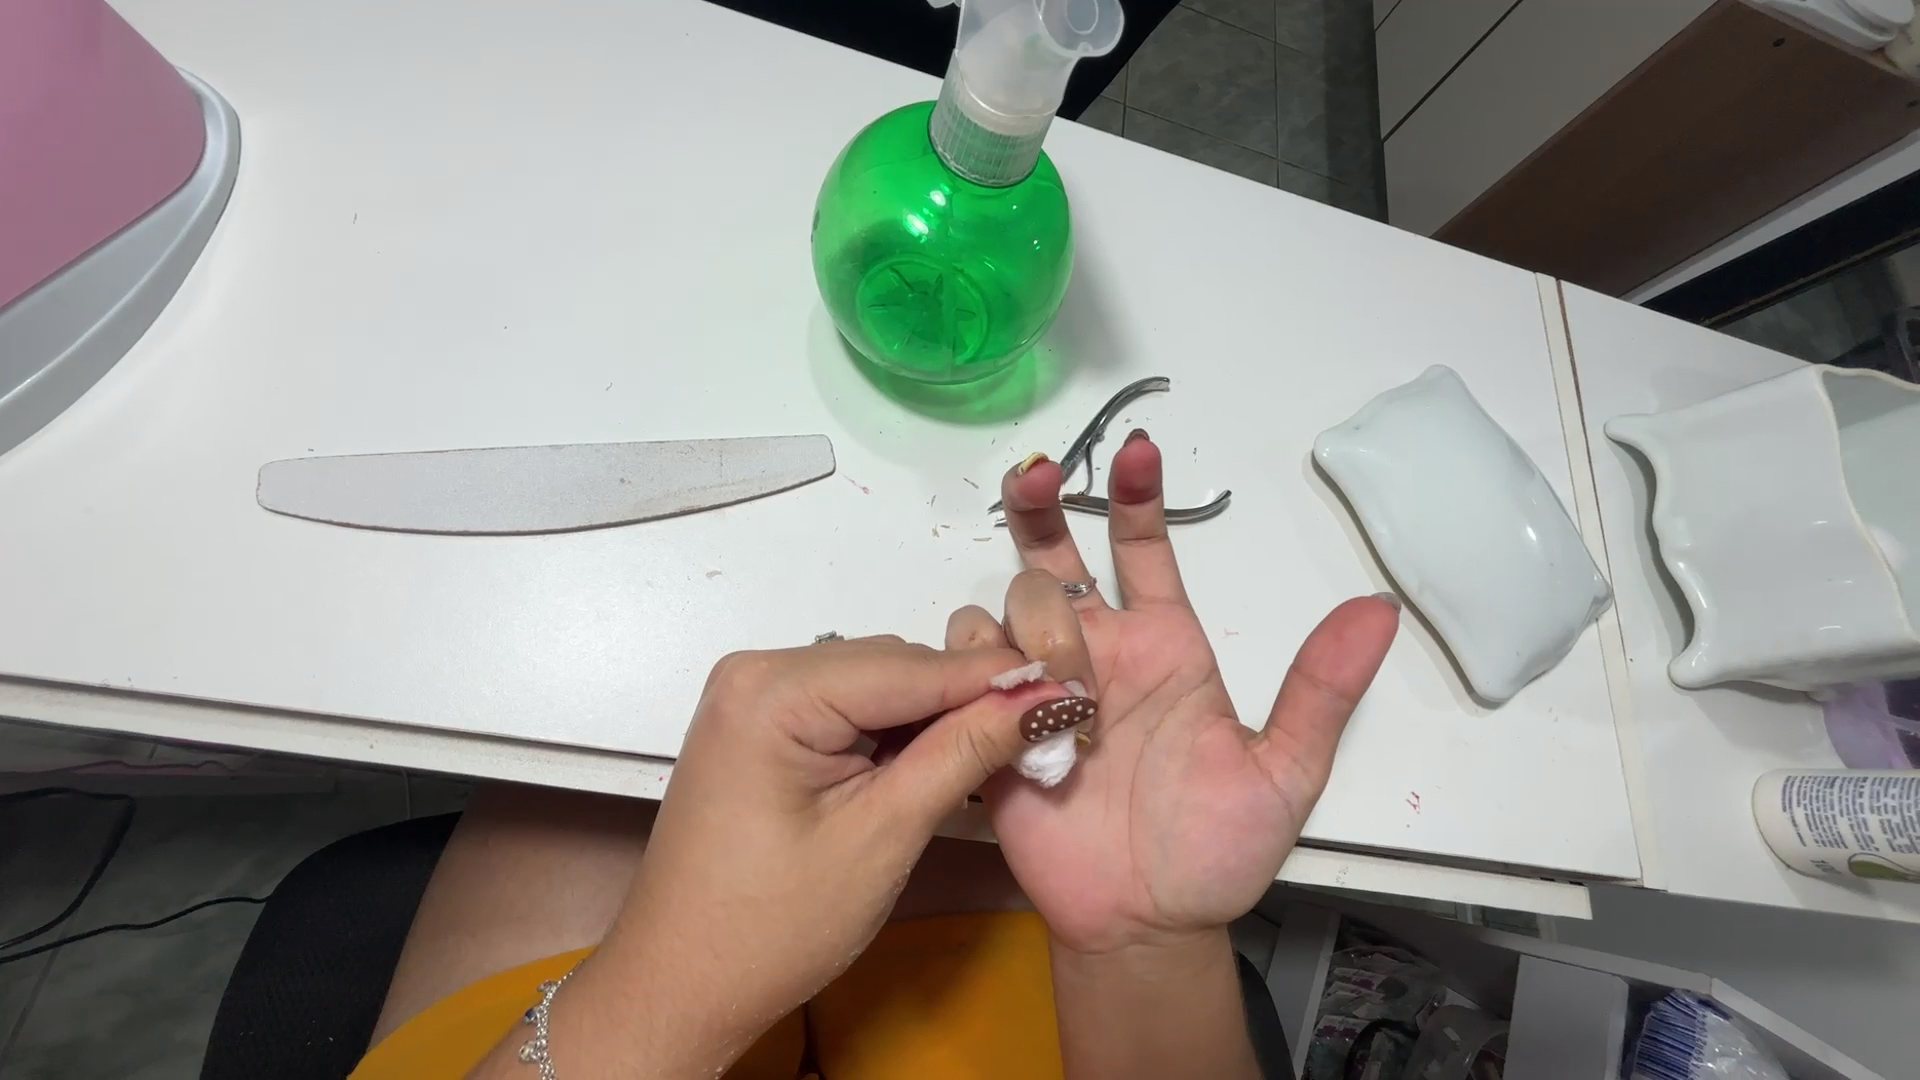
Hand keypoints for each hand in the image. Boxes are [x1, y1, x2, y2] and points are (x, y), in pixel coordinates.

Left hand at [564, 638, 1072, 1073]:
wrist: (680, 986)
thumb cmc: (773, 926)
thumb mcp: (883, 835)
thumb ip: (962, 753)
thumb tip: (1037, 697)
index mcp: (773, 690)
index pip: (910, 666)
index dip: (992, 678)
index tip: (1063, 687)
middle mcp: (759, 670)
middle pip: (893, 667)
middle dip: (961, 699)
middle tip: (1030, 732)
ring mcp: (756, 692)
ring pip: (876, 682)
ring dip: (931, 715)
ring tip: (986, 752)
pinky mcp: (763, 720)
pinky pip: (849, 704)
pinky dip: (894, 729)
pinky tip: (928, 760)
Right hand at [985, 431, 1399, 954]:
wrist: (1143, 919)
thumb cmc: (1213, 847)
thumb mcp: (1282, 772)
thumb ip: (1320, 691)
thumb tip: (1380, 608)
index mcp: (1163, 644)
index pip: (1144, 550)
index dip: (1139, 497)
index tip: (1137, 449)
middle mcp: (1096, 648)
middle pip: (1054, 555)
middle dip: (1040, 507)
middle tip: (1033, 475)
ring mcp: (1038, 679)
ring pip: (1010, 602)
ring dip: (1031, 626)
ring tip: (1065, 695)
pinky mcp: (990, 716)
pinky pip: (964, 657)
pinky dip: (974, 660)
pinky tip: (1003, 696)